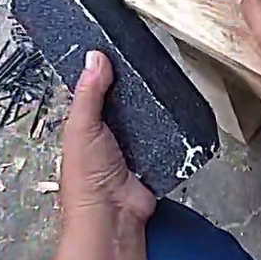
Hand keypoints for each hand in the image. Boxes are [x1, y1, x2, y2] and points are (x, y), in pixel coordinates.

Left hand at [59, 51, 156, 226]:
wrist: (115, 212)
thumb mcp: (82, 128)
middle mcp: (110, 132)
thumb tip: (95, 56)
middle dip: (137, 86)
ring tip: (170, 80)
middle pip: (127, 100)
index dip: (108, 71)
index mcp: (86, 125)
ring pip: (148, 114)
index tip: (123, 47)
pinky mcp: (157, 153)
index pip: (98, 91)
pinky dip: (172, 123)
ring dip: (156, 105)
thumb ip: (89, 94)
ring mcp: (134, 143)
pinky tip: (178, 109)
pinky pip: (166, 132)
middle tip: (154, 62)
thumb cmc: (88, 176)